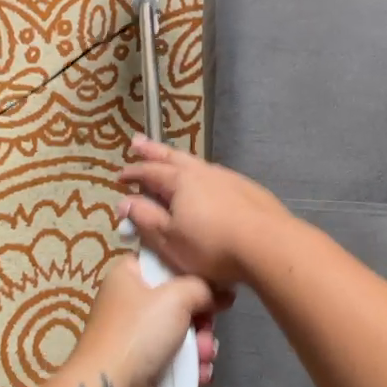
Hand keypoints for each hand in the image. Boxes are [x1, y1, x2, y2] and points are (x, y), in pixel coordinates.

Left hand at [70, 256, 221, 386]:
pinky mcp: (147, 369)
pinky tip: (200, 375)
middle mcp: (131, 304)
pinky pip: (179, 361)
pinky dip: (193, 368)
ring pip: (183, 334)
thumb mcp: (176, 296)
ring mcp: (139, 339)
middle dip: (201, 318)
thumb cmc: (139, 333)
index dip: (190, 271)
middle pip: (179, 301)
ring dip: (201, 346)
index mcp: (127, 277)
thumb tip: (221, 292)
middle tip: (208, 327)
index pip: (163, 262)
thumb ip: (202, 287)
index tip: (213, 283)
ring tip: (205, 356)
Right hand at [116, 136, 292, 287]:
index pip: (150, 171)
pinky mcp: (246, 188)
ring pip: (196, 163)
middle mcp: (202, 172)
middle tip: (137, 141)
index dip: (133, 172)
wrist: (267, 244)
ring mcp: (227, 177)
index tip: (119, 176)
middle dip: (152, 150)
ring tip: (170, 157)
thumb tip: (124, 202)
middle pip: (172, 157)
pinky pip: (215, 174)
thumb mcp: (170, 238)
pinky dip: (201, 173)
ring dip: (178, 159)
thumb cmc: (211, 245)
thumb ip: (146, 218)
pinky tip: (205, 179)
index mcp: (179, 181)